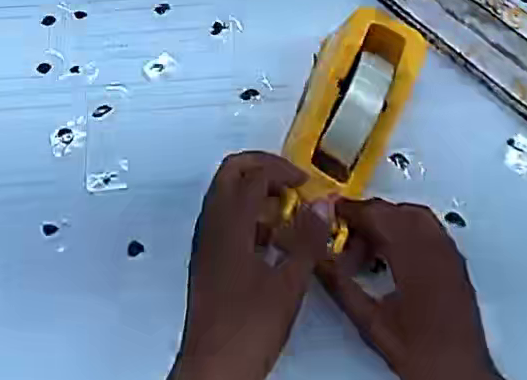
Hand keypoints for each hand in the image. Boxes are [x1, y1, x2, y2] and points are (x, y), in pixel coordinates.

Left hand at [170, 151, 332, 379]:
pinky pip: (224, 214)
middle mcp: (212, 221)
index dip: (281, 170)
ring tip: (286, 207)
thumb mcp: (288, 283)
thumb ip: (307, 241)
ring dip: (253, 188)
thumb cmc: (245, 328)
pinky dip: (246, 211)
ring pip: (225, 191)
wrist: (214, 364)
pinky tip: (270, 236)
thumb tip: (320, 207)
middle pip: (232, 171)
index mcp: (229, 221)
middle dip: (262, 167)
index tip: (305, 182)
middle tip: (291, 179)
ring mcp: (206, 236)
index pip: (253, 174)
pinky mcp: (207, 254)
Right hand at [315, 199, 499, 379]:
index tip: (331, 212)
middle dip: (365, 217)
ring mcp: (450, 257)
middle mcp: (436, 252)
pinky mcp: (456, 266)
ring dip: (386, 221)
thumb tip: (319, 260)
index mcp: (415, 261)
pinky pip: (428, 229)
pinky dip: (405, 228)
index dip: (350, 211)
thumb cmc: (424, 357)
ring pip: (412, 215)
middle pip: (393, 211)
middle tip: (345, 235)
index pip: (376, 216)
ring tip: (368, 245)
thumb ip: (341, 286)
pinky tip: (392, 251)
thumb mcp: (371, 323)